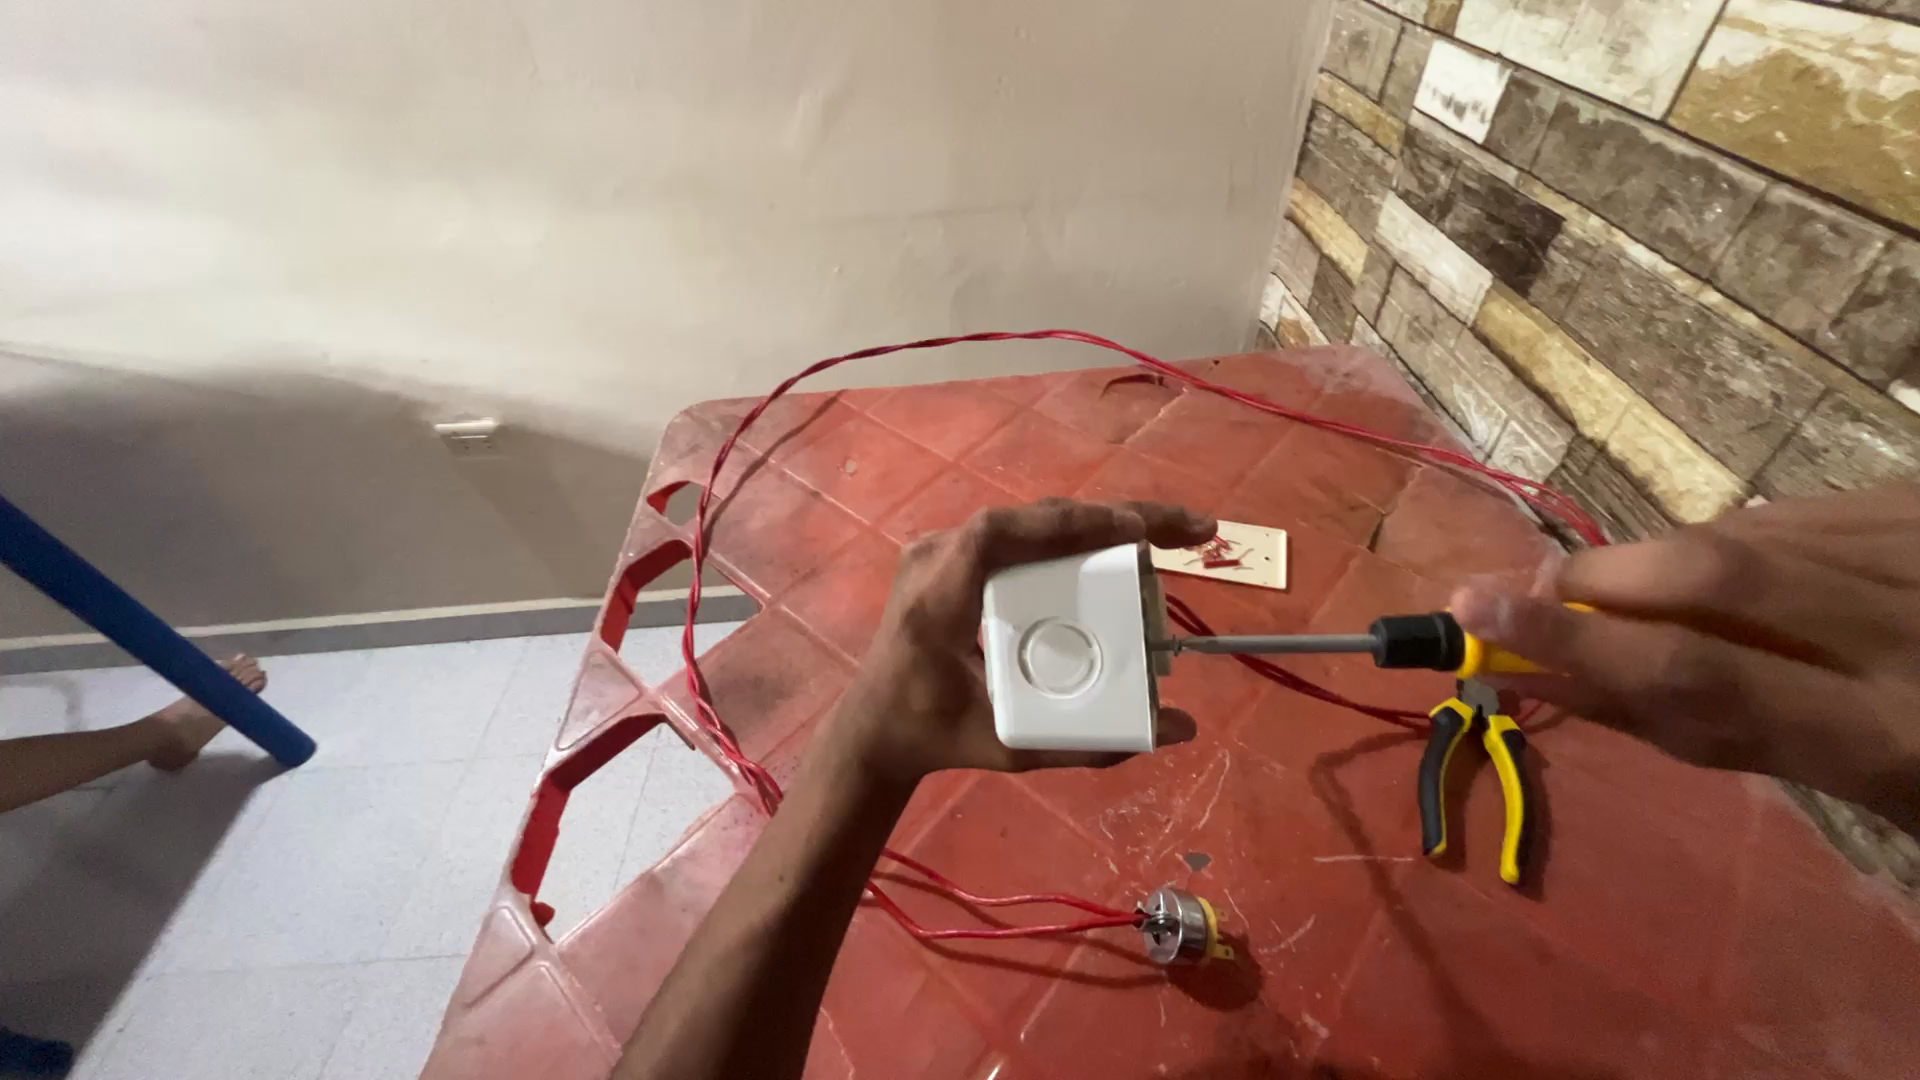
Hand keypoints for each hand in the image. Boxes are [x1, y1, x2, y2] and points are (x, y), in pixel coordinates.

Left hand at [825, 498, 1213, 784]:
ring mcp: (941, 550)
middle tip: (1189, 531)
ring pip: (1031, 522)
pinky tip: (1115, 544)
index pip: (996, 536)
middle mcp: (935, 560)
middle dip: (1115, 517)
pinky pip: (1020, 534)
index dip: (1068, 524)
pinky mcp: (955, 554)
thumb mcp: (1011, 748)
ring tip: (1166, 536)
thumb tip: (1181, 728)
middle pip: (1031, 519)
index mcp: (935, 601)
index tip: (1135, 533)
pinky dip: (1071, 534)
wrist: (875, 726)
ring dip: (1099, 522)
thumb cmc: (933, 736)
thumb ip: (1090, 745)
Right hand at [1452, 483, 1919, 831]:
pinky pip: (1776, 512)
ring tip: (1680, 604)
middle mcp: (1909, 632)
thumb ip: (1657, 717)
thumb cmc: (1910, 768)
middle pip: (1702, 571)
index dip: (1561, 634)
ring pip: (1729, 535)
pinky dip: (1731, 542)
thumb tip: (1517, 669)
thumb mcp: (1795, 771)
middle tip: (1546, 591)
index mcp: (1878, 736)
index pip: (1682, 670)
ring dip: (1664, 567)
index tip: (1466, 608)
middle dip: (1596, 577)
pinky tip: (1759, 577)